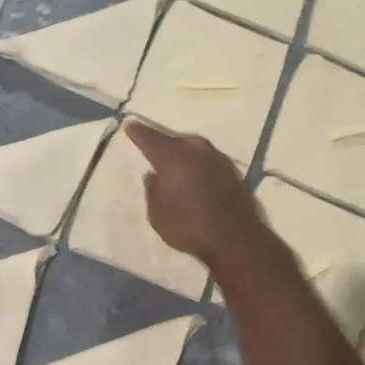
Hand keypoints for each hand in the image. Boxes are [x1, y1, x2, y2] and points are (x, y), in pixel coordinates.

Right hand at [125, 120, 263, 265]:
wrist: (234, 239)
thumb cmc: (188, 227)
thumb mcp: (157, 214)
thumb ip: (153, 191)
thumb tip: (153, 176)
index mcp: (172, 159)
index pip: (151, 140)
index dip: (139, 133)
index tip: (130, 125)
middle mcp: (195, 153)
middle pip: (175, 140)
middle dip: (162, 140)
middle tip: (153, 145)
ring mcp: (217, 160)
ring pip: (195, 147)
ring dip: (183, 150)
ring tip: (174, 158)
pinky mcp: (232, 172)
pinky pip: (208, 159)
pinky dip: (198, 161)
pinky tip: (195, 172)